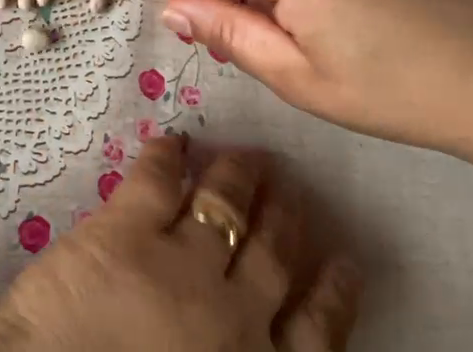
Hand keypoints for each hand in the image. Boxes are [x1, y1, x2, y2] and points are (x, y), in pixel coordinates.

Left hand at [0, 136, 359, 351]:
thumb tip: (242, 339)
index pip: (316, 334)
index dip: (333, 294)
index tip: (345, 261)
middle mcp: (234, 317)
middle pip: (272, 256)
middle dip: (286, 219)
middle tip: (293, 189)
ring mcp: (182, 266)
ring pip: (223, 206)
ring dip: (238, 178)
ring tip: (251, 157)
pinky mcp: (128, 231)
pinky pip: (158, 179)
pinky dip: (168, 154)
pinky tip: (174, 140)